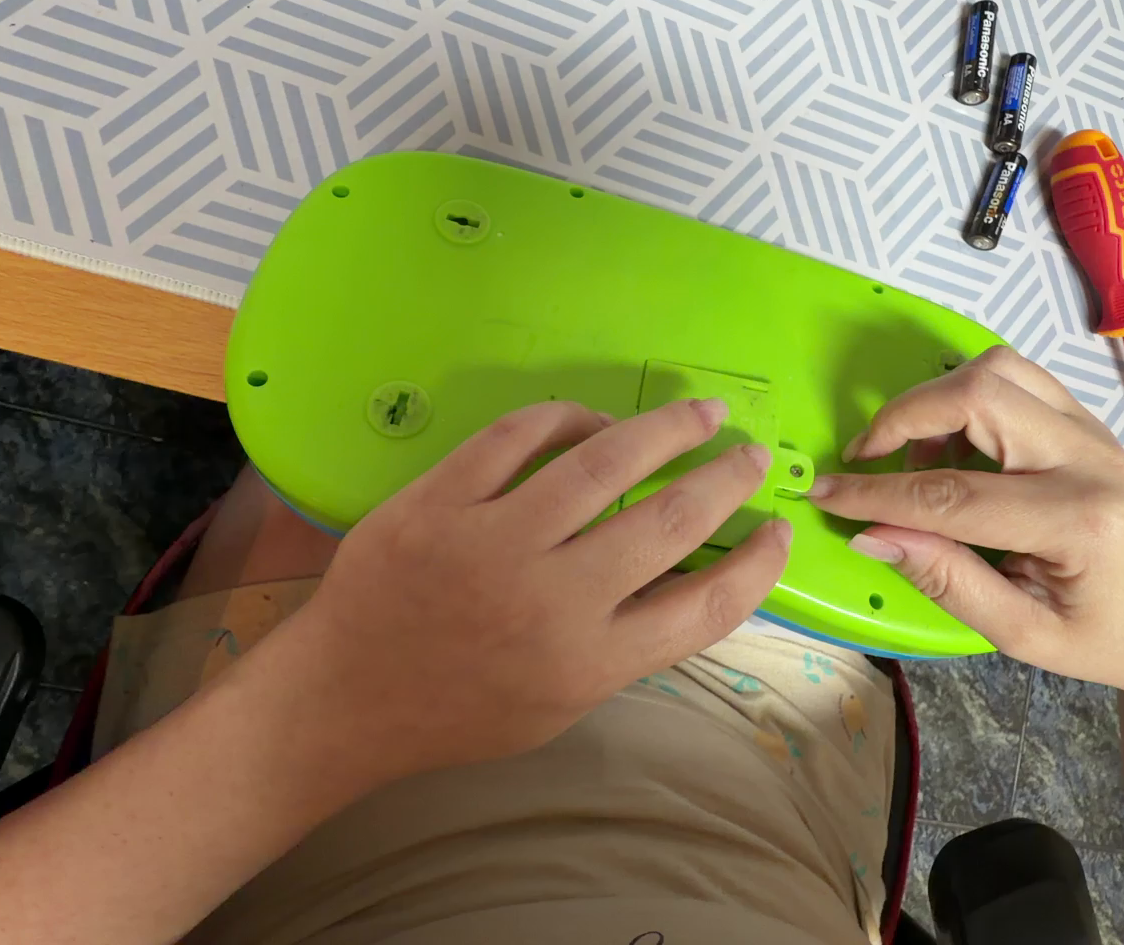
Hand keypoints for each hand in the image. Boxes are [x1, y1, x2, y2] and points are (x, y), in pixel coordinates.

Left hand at [252, 398, 790, 788]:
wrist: (344, 699)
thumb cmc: (462, 709)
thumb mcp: (562, 702)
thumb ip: (628, 642)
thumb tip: (687, 570)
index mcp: (590, 662)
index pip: (706, 607)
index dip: (758, 566)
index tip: (779, 531)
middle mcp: (552, 601)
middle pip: (670, 522)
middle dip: (726, 479)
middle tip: (750, 453)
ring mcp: (491, 543)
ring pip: (602, 462)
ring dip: (666, 429)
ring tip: (700, 412)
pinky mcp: (439, 500)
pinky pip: (518, 436)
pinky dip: (566, 417)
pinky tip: (592, 419)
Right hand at [807, 347, 1123, 710]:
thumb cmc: (1110, 642)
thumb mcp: (1022, 632)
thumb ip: (944, 578)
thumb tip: (870, 533)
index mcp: (1077, 520)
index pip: (950, 494)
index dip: (874, 493)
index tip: (822, 492)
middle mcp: (1088, 457)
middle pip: (978, 392)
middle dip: (903, 417)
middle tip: (866, 458)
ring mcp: (1092, 431)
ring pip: (998, 369)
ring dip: (938, 400)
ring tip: (916, 455)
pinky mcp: (1086, 425)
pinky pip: (1016, 380)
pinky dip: (967, 399)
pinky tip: (956, 449)